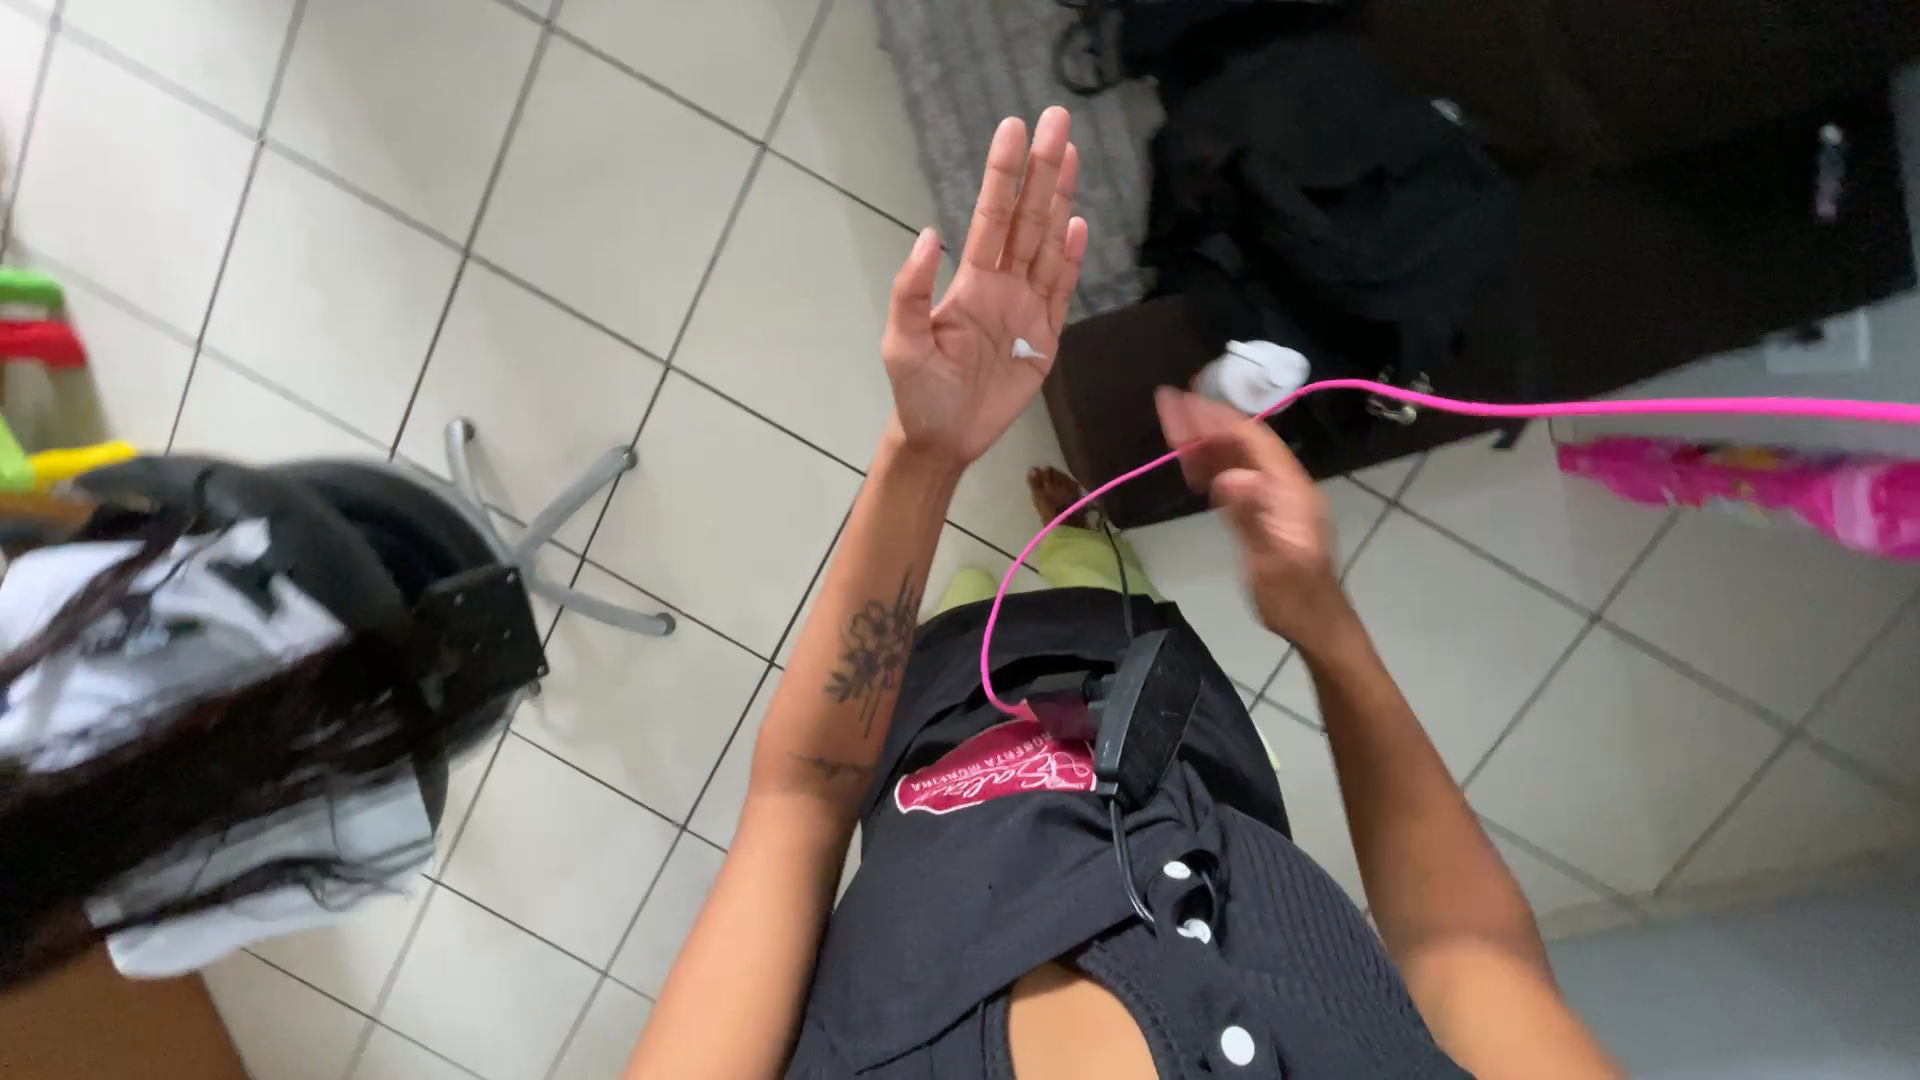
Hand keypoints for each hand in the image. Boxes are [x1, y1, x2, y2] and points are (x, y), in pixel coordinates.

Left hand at [882, 107, 1088, 466]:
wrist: (944, 437)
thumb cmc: (918, 391)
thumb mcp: (902, 342)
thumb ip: (912, 291)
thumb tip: (929, 233)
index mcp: (969, 283)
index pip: (990, 218)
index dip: (1003, 175)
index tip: (1014, 129)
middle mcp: (1001, 287)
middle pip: (1026, 221)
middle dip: (1042, 172)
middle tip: (1058, 120)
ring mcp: (1026, 311)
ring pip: (1048, 247)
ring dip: (1061, 203)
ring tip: (1072, 156)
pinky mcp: (1045, 340)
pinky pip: (1062, 293)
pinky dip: (1071, 261)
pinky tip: (1080, 226)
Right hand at [1156, 388, 1358, 654]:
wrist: (1315, 624)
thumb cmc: (1296, 598)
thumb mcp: (1277, 560)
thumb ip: (1256, 517)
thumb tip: (1231, 478)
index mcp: (1290, 491)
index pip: (1252, 442)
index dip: (1219, 419)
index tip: (1186, 402)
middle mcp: (1281, 486)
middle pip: (1240, 444)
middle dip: (1205, 421)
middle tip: (1168, 401)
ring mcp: (1271, 499)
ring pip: (1234, 460)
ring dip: (1203, 441)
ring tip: (1170, 423)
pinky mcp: (1259, 515)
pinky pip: (1231, 481)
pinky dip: (1208, 468)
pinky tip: (1188, 463)